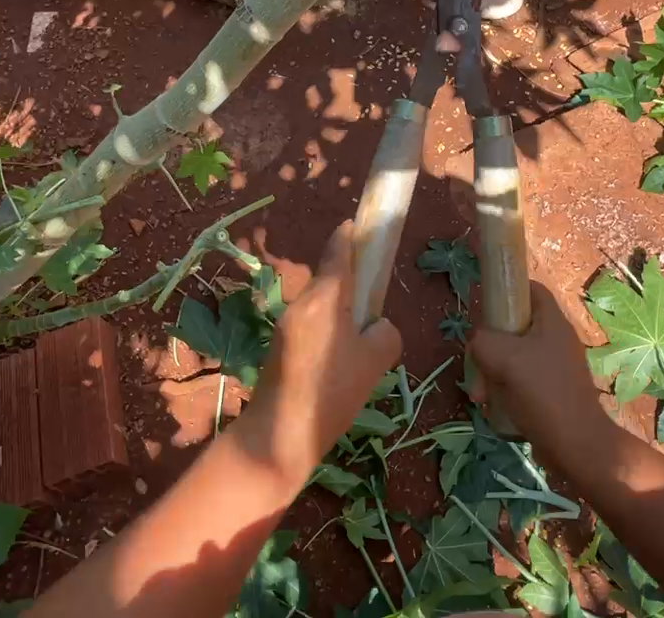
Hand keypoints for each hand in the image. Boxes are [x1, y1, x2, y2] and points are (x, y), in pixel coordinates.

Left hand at [241, 222, 402, 482]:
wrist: (280, 437)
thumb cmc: (331, 393)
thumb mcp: (376, 361)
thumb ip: (384, 332)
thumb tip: (374, 329)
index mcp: (323, 298)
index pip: (338, 252)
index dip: (352, 235)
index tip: (360, 224)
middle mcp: (300, 304)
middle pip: (331, 283)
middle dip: (353, 294)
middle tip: (373, 323)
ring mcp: (286, 326)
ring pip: (322, 310)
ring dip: (340, 322)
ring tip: (356, 362)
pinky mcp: (279, 348)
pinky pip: (312, 331)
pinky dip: (328, 340)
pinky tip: (338, 375)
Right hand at [469, 281, 615, 467]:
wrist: (576, 446)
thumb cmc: (543, 392)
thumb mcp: (502, 356)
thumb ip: (482, 339)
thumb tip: (479, 343)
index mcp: (552, 322)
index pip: (531, 289)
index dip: (508, 289)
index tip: (485, 303)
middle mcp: (556, 340)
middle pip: (514, 326)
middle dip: (490, 344)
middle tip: (477, 361)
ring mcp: (555, 367)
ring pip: (513, 357)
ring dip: (491, 372)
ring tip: (481, 395)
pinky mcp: (551, 392)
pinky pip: (520, 381)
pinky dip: (503, 390)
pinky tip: (493, 407)